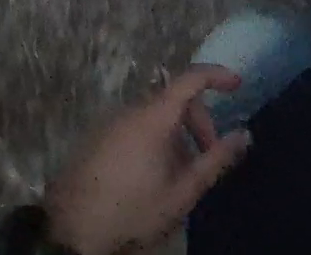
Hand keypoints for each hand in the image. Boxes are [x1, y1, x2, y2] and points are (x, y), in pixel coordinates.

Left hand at [45, 65, 251, 254]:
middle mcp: (133, 110)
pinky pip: (136, 127)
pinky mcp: (97, 139)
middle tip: (207, 156)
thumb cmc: (130, 210)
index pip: (192, 78)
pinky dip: (154, 139)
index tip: (237, 85)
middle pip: (176, 100)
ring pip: (156, 116)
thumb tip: (245, 135)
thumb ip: (216, 161)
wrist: (66, 234)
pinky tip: (152, 176)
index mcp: (155, 116)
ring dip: (176, 135)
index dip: (218, 76)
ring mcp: (111, 124)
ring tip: (180, 173)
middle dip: (198, 122)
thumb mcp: (181, 193)